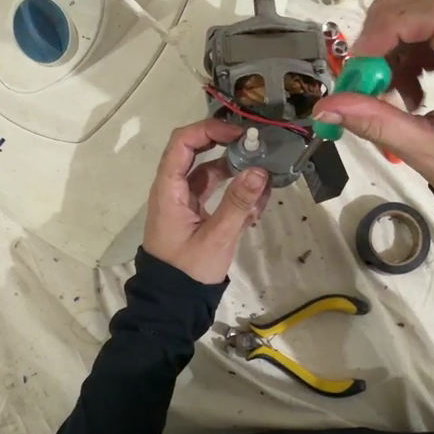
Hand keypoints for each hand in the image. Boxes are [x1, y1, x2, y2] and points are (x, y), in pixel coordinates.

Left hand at [142, 119, 272, 283]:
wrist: (173, 303)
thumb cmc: (188, 270)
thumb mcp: (216, 237)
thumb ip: (238, 203)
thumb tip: (260, 170)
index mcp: (169, 189)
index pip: (183, 142)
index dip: (209, 129)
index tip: (239, 133)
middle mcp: (174, 188)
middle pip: (198, 152)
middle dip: (227, 146)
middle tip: (257, 146)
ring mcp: (185, 200)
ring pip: (211, 172)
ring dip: (236, 170)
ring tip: (265, 174)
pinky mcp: (197, 213)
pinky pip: (217, 192)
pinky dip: (236, 191)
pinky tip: (258, 200)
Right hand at [312, 0, 433, 197]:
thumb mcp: (427, 154)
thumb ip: (377, 124)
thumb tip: (324, 106)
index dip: (391, 27)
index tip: (360, 62)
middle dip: (389, 24)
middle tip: (365, 66)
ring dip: (399, 34)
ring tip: (388, 81)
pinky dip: (413, 44)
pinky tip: (408, 82)